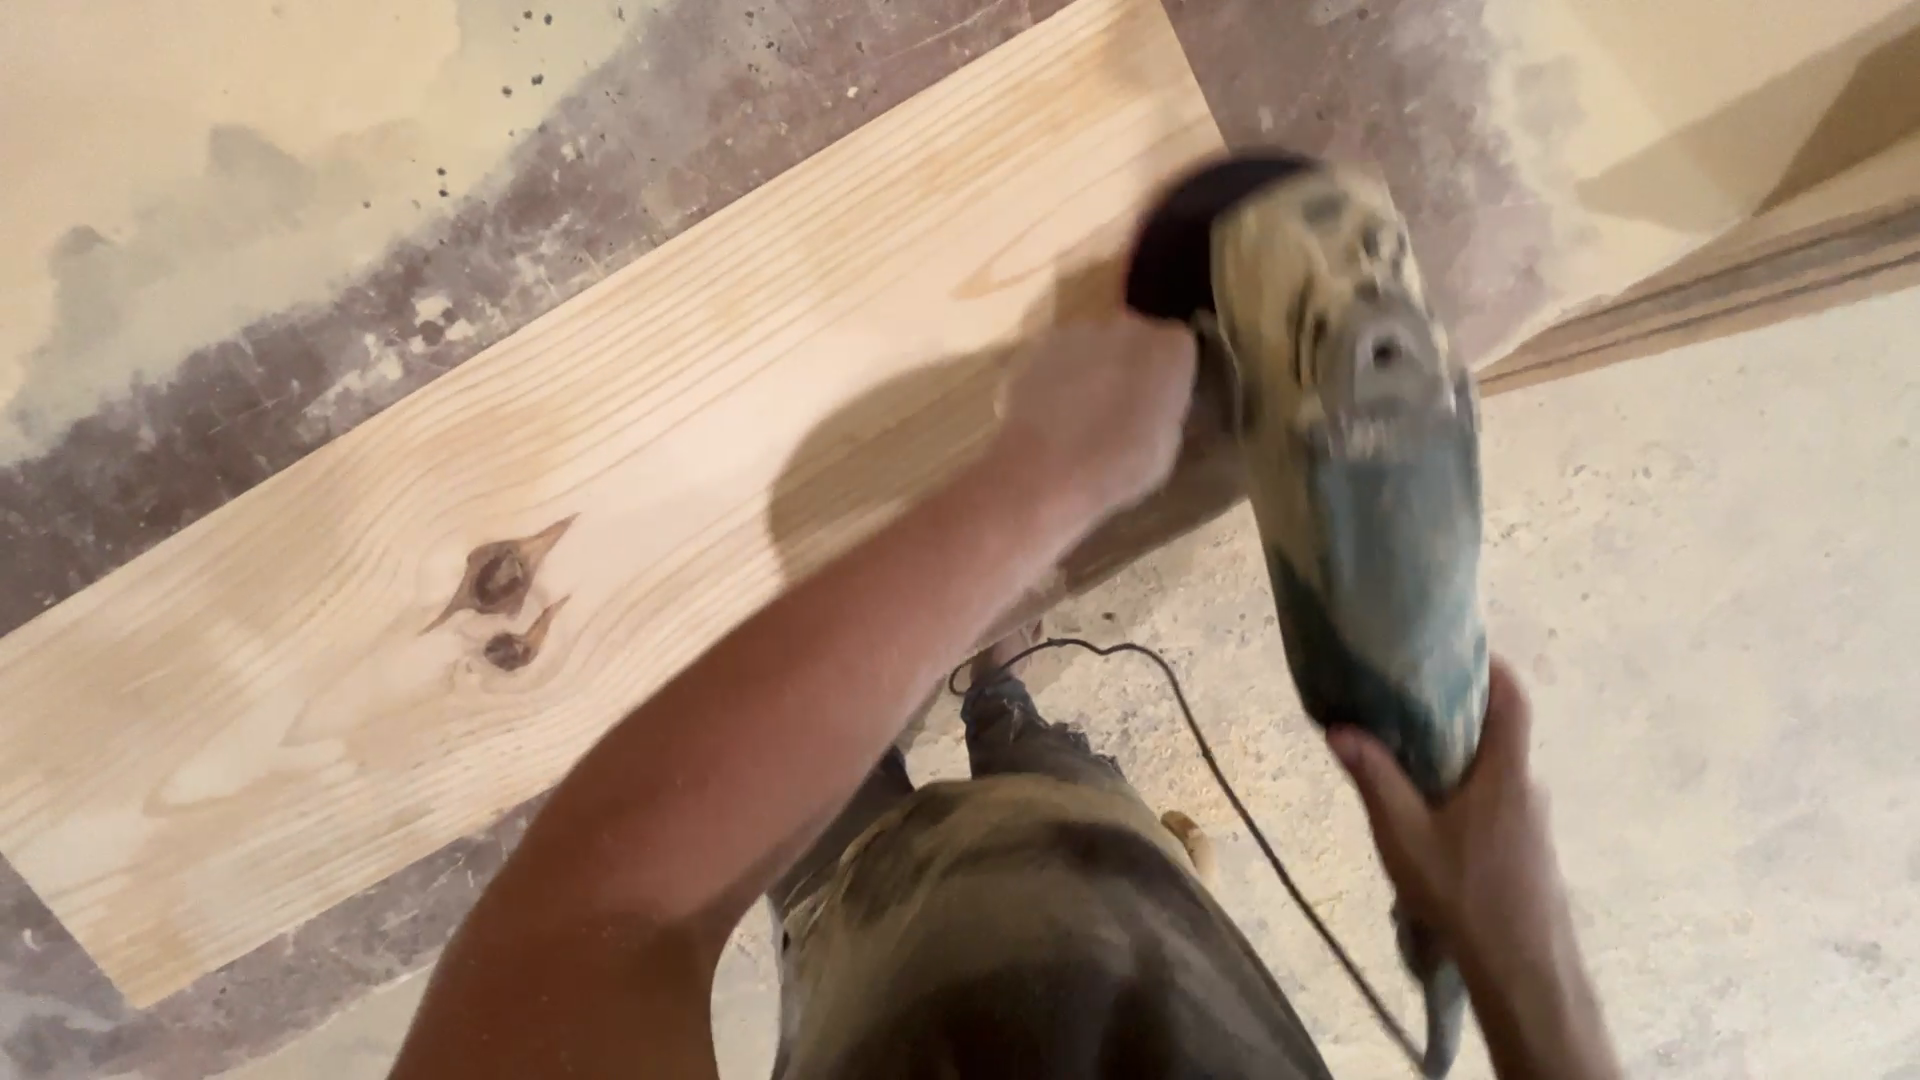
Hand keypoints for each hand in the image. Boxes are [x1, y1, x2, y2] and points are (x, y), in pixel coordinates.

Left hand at [991, 315, 1195, 516]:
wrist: (1042, 469)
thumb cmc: (1116, 465)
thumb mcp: (1163, 447)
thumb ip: (1163, 410)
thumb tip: (1153, 405)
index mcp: (1171, 348)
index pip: (1176, 351)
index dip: (1163, 380)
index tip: (1153, 407)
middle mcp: (1127, 325)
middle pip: (1132, 341)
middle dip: (1126, 367)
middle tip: (1115, 412)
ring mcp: (1078, 331)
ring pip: (1090, 348)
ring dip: (1088, 372)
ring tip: (1075, 419)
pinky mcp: (1036, 347)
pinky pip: (1056, 362)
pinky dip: (1054, 381)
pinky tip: (1048, 418)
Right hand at [1329, 659, 1620, 1079]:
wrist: (1525, 974)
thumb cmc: (1465, 893)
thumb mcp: (1403, 834)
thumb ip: (1373, 777)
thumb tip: (1338, 727)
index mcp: (1505, 776)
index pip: (1513, 703)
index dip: (1493, 667)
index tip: (1461, 645)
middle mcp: (1526, 789)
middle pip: (1501, 730)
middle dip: (1459, 706)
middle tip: (1408, 691)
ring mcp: (1531, 821)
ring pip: (1495, 766)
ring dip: (1458, 747)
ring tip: (1406, 742)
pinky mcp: (1526, 847)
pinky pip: (1495, 793)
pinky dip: (1463, 779)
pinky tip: (1427, 802)